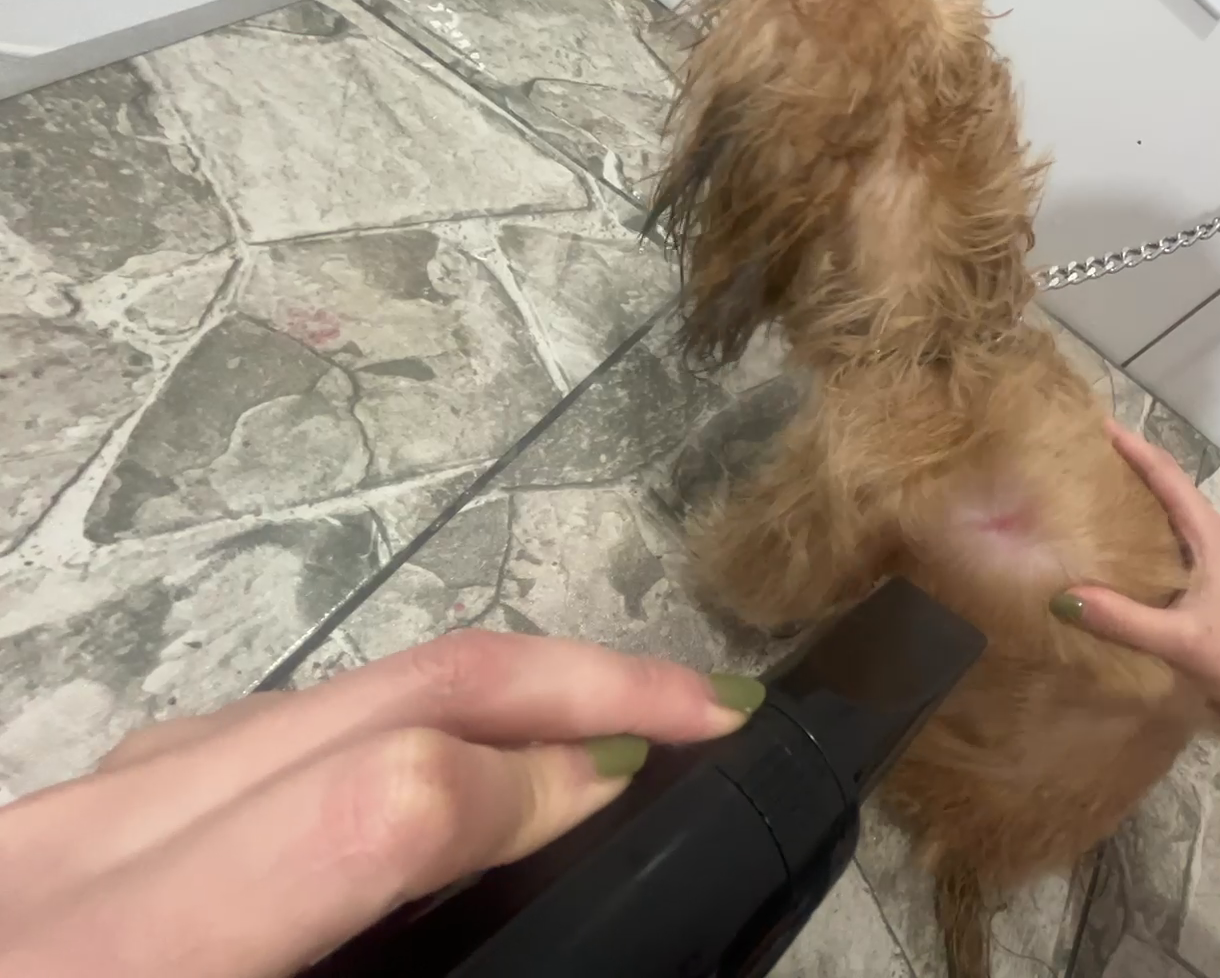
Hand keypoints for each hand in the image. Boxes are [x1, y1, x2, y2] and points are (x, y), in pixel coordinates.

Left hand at [0, 630, 764, 977]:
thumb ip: (424, 963)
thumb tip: (584, 942)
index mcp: (108, 959)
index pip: (375, 806)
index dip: (541, 783)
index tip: (644, 794)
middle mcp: (99, 840)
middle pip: (413, 687)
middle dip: (596, 681)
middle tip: (714, 708)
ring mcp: (113, 786)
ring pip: (388, 675)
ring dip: (546, 681)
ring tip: (639, 716)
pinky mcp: (134, 777)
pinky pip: (345, 703)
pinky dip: (467, 704)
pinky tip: (514, 746)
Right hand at [1053, 422, 1219, 729]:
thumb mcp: (1176, 640)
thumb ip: (1122, 620)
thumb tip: (1062, 596)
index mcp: (1208, 536)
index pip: (1168, 478)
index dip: (1135, 449)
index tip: (1098, 425)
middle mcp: (1208, 534)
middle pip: (1166, 482)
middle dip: (1130, 457)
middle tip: (1084, 445)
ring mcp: (1203, 552)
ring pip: (1166, 503)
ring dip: (1134, 483)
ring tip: (1091, 473)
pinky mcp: (1196, 571)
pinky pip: (1162, 526)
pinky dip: (1137, 512)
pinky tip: (1109, 524)